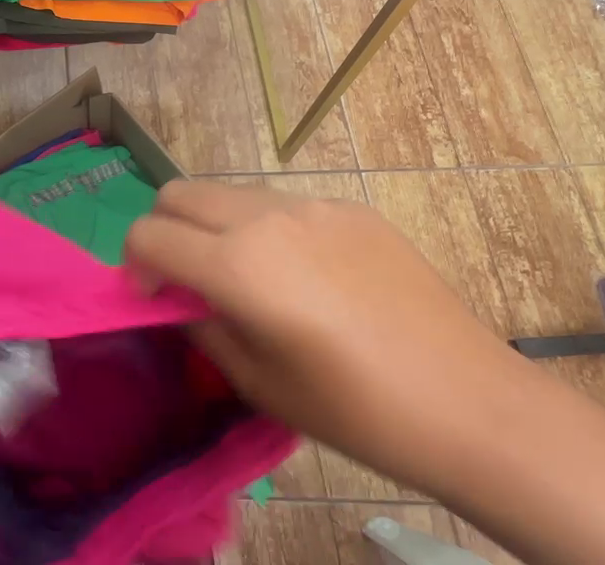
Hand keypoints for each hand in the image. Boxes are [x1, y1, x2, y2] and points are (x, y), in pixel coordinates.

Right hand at [124, 181, 526, 480]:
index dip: (134, 266)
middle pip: (179, 193)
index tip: (155, 299)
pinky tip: (308, 278)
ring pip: (231, 193)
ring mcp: (314, 206)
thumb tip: (179, 299)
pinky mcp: (353, 209)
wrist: (470, 404)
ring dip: (215, 226)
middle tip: (187, 280)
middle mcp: (267, 217)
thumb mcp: (257, 383)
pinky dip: (268, 230)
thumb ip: (202, 326)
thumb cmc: (355, 411)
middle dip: (165, 231)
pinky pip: (285, 205)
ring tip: (250, 279)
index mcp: (238, 265)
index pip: (148, 234)